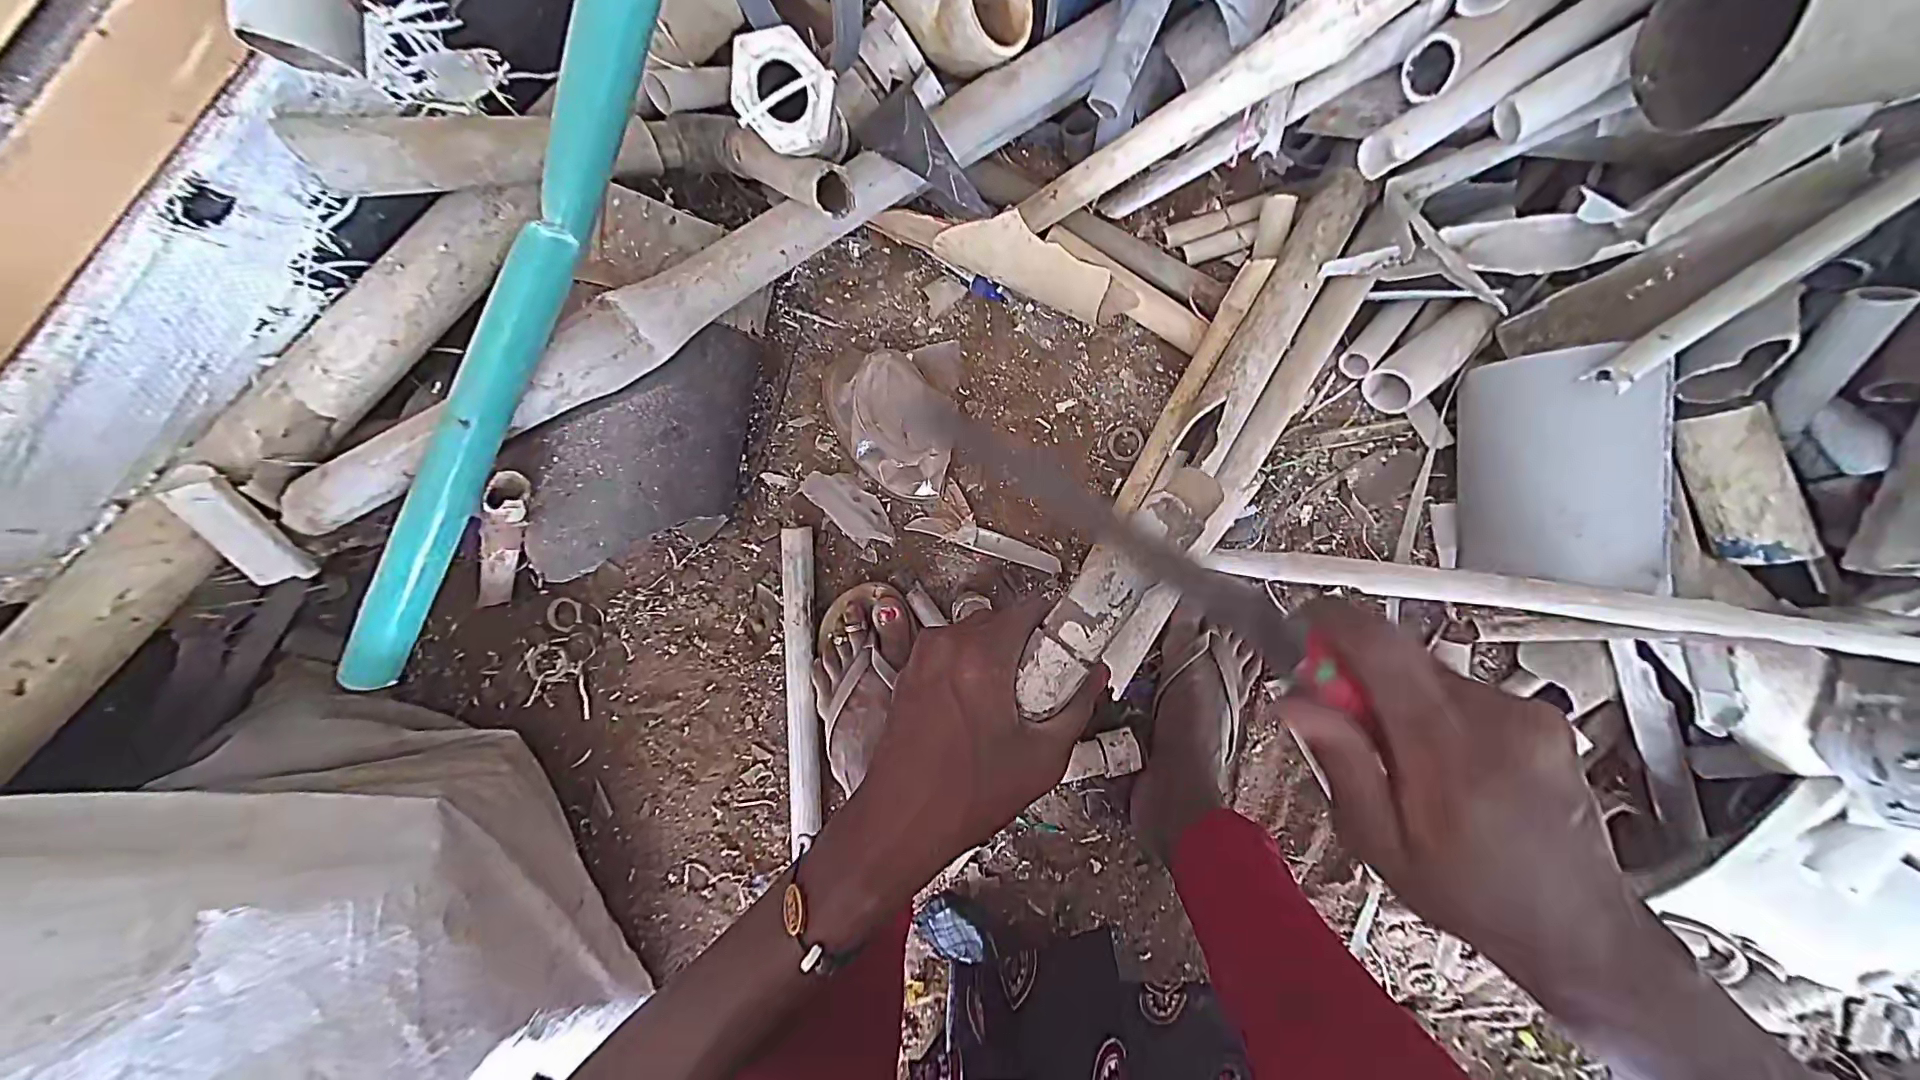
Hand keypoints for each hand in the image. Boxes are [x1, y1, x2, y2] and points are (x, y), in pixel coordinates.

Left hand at [860, 594, 1108, 862]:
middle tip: (1043, 682)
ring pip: (975, 634)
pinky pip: (951, 652)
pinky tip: (979, 709)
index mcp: (981, 657)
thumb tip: (1092, 681)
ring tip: (1009, 702)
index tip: (1067, 646)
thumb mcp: (1042, 757)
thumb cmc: (958, 796)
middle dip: (1028, 644)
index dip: (1056, 624)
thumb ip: (1076, 709)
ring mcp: (924, 657)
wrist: (901, 819)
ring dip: (997, 655)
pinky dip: (970, 667)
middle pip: (1002, 619)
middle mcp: (947, 646)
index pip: (1031, 608)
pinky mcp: (910, 672)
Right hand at [1274, 600, 1649, 1000]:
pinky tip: (1432, 753)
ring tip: (1393, 751)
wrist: (1579, 929)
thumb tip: (1295, 701)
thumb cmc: (1472, 894)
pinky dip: (1428, 703)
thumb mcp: (1381, 843)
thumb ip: (1340, 762)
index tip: (1306, 623)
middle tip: (1337, 715)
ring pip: (1427, 669)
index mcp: (1452, 756)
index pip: (1385, 651)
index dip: (1336, 623)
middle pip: (1402, 655)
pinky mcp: (1540, 714)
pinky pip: (1458, 685)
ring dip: (1392, 692)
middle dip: (1356, 671)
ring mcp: (1528, 715)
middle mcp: (1499, 722)